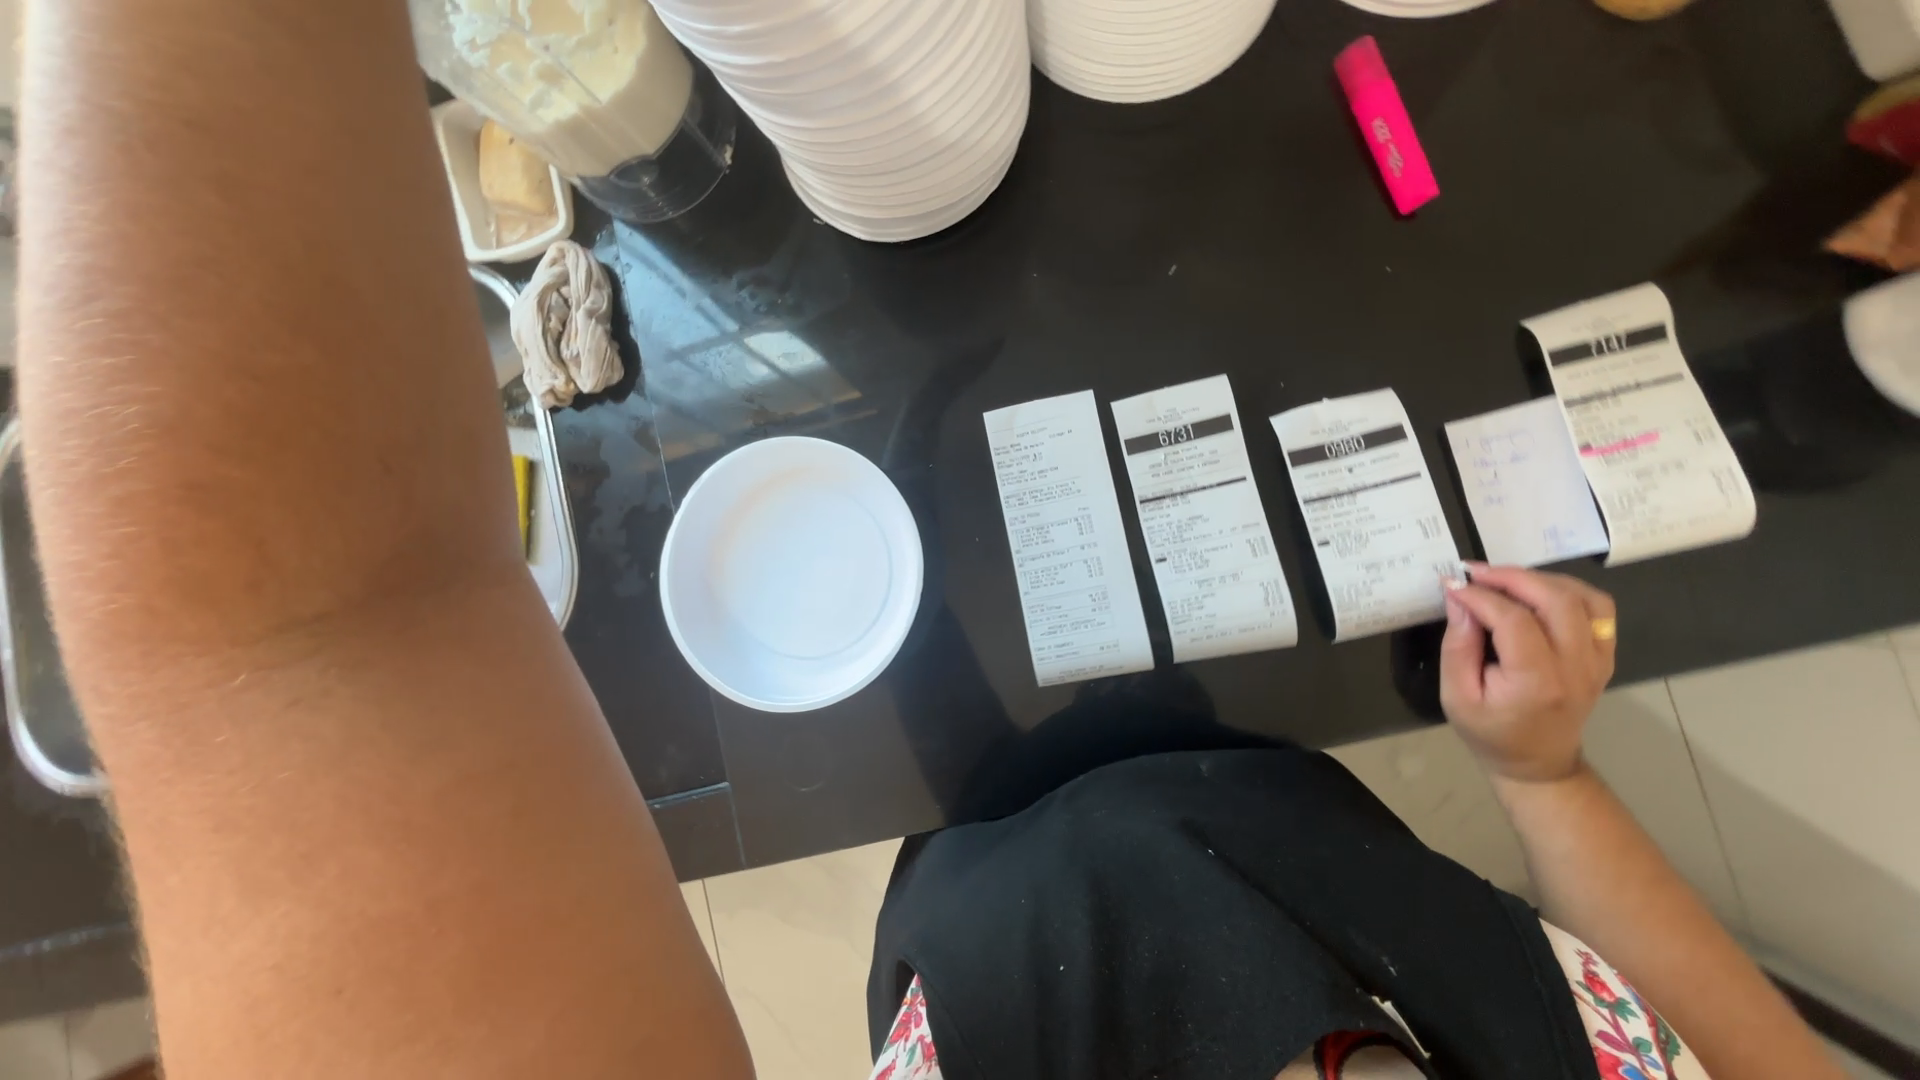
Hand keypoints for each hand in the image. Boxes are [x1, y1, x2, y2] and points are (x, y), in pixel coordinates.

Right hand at [1438, 563, 1616, 782]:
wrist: (1536, 762)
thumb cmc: (1488, 731)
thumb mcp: (1456, 695)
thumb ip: (1457, 646)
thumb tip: (1459, 598)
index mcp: (1536, 681)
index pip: (1514, 620)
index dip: (1480, 595)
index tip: (1451, 585)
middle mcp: (1576, 666)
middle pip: (1557, 600)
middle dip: (1513, 577)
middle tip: (1476, 573)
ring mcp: (1597, 660)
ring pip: (1584, 598)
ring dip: (1542, 580)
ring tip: (1505, 581)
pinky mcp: (1603, 655)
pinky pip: (1598, 609)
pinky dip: (1568, 591)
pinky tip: (1536, 593)